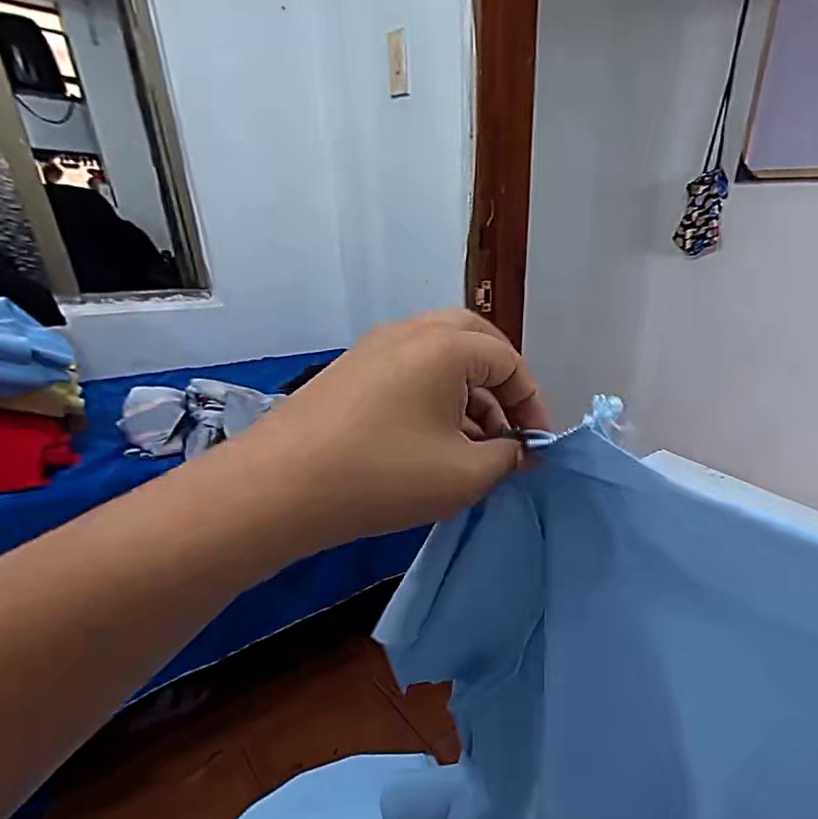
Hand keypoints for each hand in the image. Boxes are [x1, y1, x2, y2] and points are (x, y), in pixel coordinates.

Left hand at [229, 309, 551, 546]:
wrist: (282, 487)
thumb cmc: (384, 476)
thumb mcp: (464, 476)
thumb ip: (506, 458)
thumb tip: (518, 450)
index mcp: (446, 345)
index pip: (509, 362)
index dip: (532, 405)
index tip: (535, 447)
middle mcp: (411, 332)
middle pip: (474, 344)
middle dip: (500, 387)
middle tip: (508, 429)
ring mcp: (374, 348)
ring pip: (439, 358)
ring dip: (467, 395)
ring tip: (473, 447)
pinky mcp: (350, 371)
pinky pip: (408, 372)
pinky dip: (433, 398)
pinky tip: (431, 444)